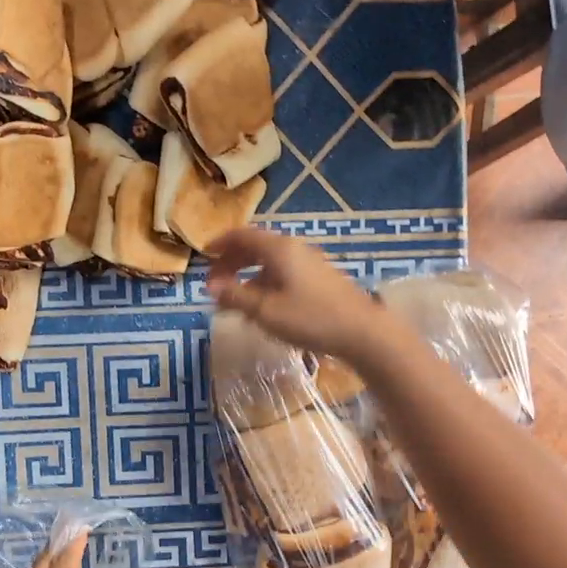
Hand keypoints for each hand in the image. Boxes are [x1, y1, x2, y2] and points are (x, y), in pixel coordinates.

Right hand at [204, 227, 397, 362]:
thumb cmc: (310, 318)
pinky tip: (264, 308)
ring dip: (249, 276)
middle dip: (232, 262)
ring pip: (271, 262)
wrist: (362, 332)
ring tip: (236, 301)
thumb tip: (211, 287)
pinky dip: (266, 284)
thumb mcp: (266, 311)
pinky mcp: (320, 280)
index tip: (204, 256)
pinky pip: (284, 274)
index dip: (220, 243)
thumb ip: (236, 296)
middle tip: (215, 284)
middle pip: (256, 247)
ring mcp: (310, 263)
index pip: (242, 235)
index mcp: (279, 249)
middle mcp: (294, 249)